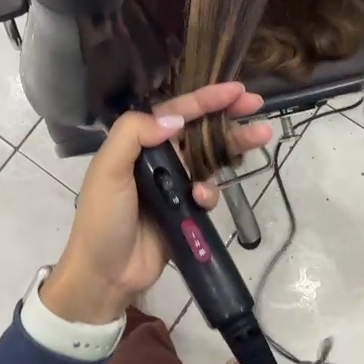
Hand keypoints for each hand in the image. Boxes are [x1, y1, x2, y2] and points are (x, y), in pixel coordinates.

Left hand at [39, 83, 271, 323]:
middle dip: (229, 116)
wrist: (105, 274)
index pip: (175, 113)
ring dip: (233, 147)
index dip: (205, 99)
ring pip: (210, 159)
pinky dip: (210, 192)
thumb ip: (134, 134)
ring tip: (261, 137)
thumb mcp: (108, 169)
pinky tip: (202, 199)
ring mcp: (173, 186)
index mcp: (136, 144)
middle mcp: (157, 160)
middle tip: (258, 106)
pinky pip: (207, 193)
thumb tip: (176, 119)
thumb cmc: (102, 217)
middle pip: (199, 131)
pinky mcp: (185, 212)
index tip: (236, 90)